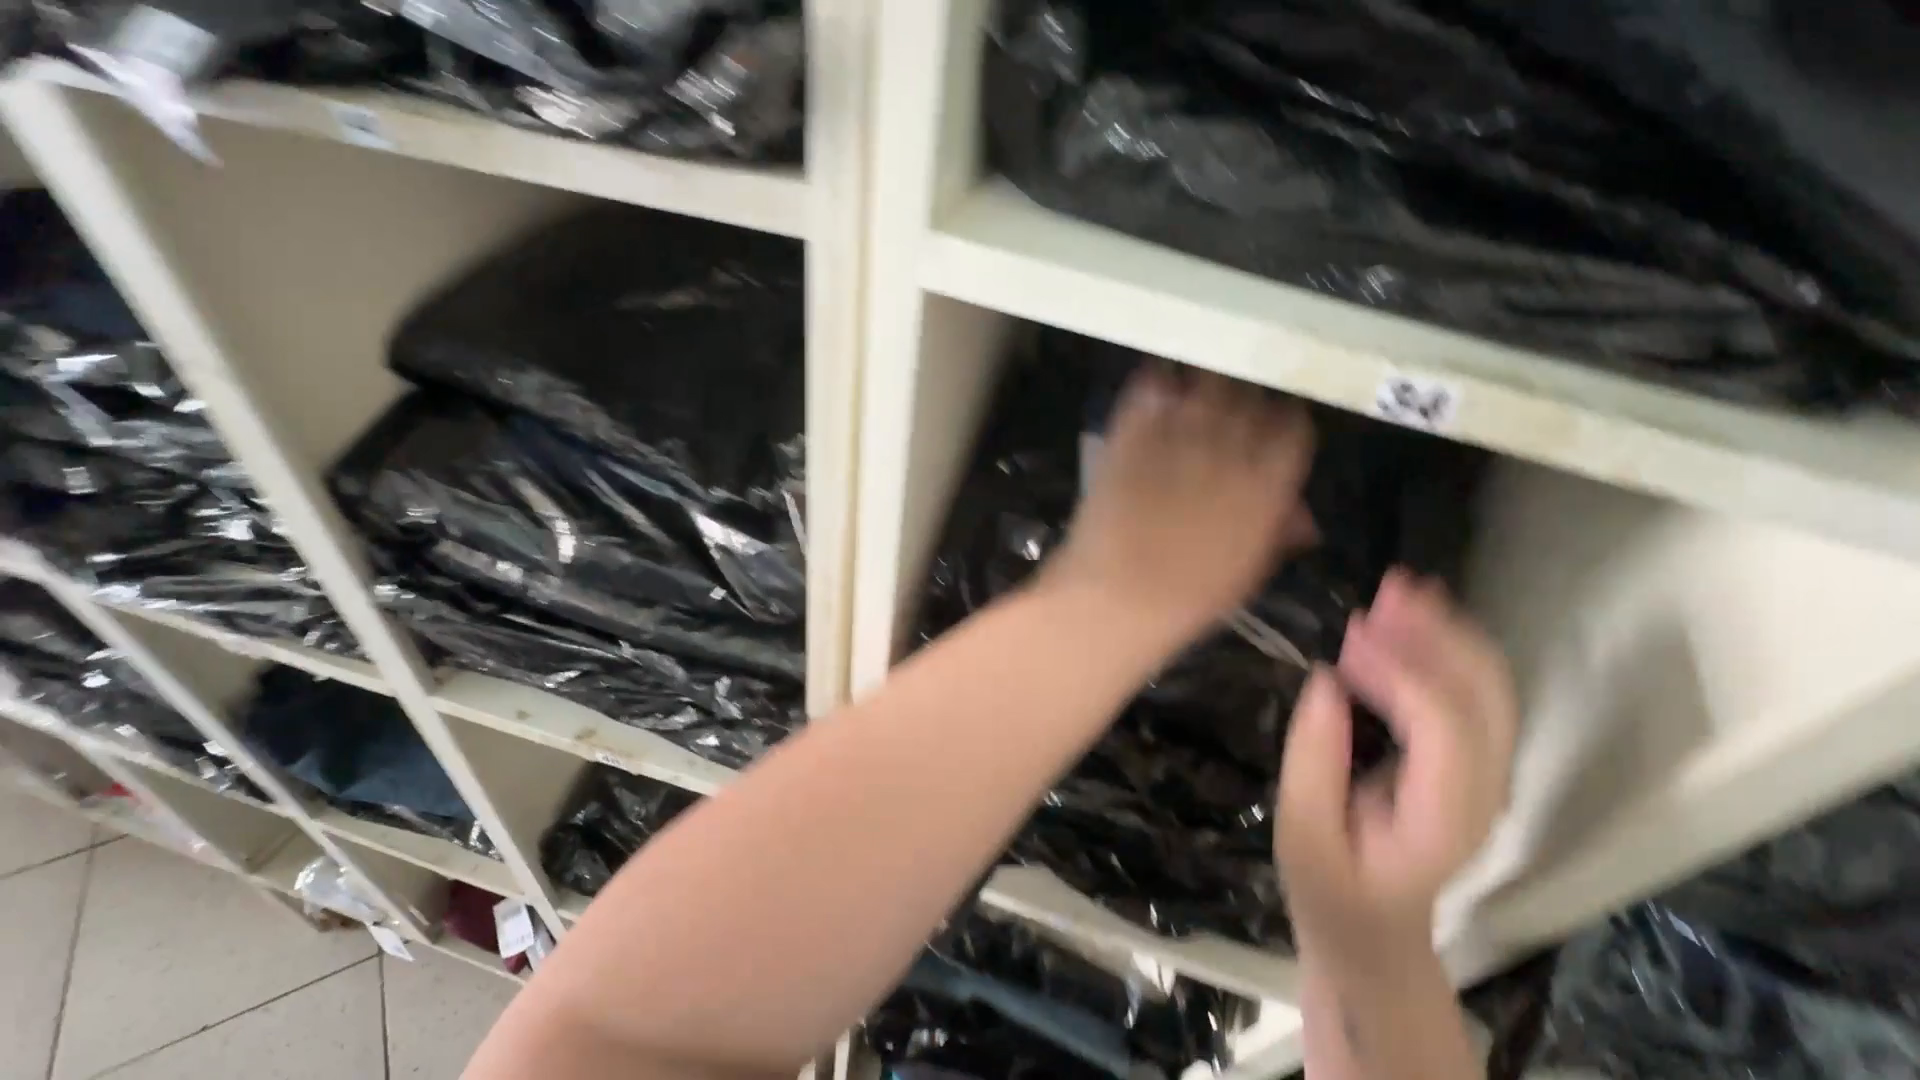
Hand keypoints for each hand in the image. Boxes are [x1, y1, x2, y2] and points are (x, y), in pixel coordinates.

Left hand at [1045, 365, 1316, 640]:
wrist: (1117, 595)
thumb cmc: (1190, 596)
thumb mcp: (1249, 570)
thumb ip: (1277, 530)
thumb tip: (1302, 515)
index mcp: (1269, 481)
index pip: (1293, 427)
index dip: (1282, 427)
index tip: (1270, 433)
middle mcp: (1231, 446)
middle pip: (1250, 397)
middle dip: (1243, 403)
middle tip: (1228, 415)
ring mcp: (1180, 432)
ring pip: (1206, 381)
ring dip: (1202, 388)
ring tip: (1192, 400)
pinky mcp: (1133, 430)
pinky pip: (1151, 388)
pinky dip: (1156, 386)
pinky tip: (1155, 394)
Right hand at [1276, 570, 1517, 962]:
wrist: (1371, 929)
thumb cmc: (1329, 886)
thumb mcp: (1302, 832)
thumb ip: (1314, 758)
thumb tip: (1327, 680)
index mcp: (1444, 817)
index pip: (1445, 729)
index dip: (1403, 673)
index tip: (1349, 636)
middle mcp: (1485, 791)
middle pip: (1484, 697)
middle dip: (1438, 635)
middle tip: (1386, 588)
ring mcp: (1488, 775)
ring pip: (1491, 688)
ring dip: (1449, 632)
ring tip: (1400, 590)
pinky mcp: (1473, 761)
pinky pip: (1476, 693)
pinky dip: (1450, 649)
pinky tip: (1417, 619)